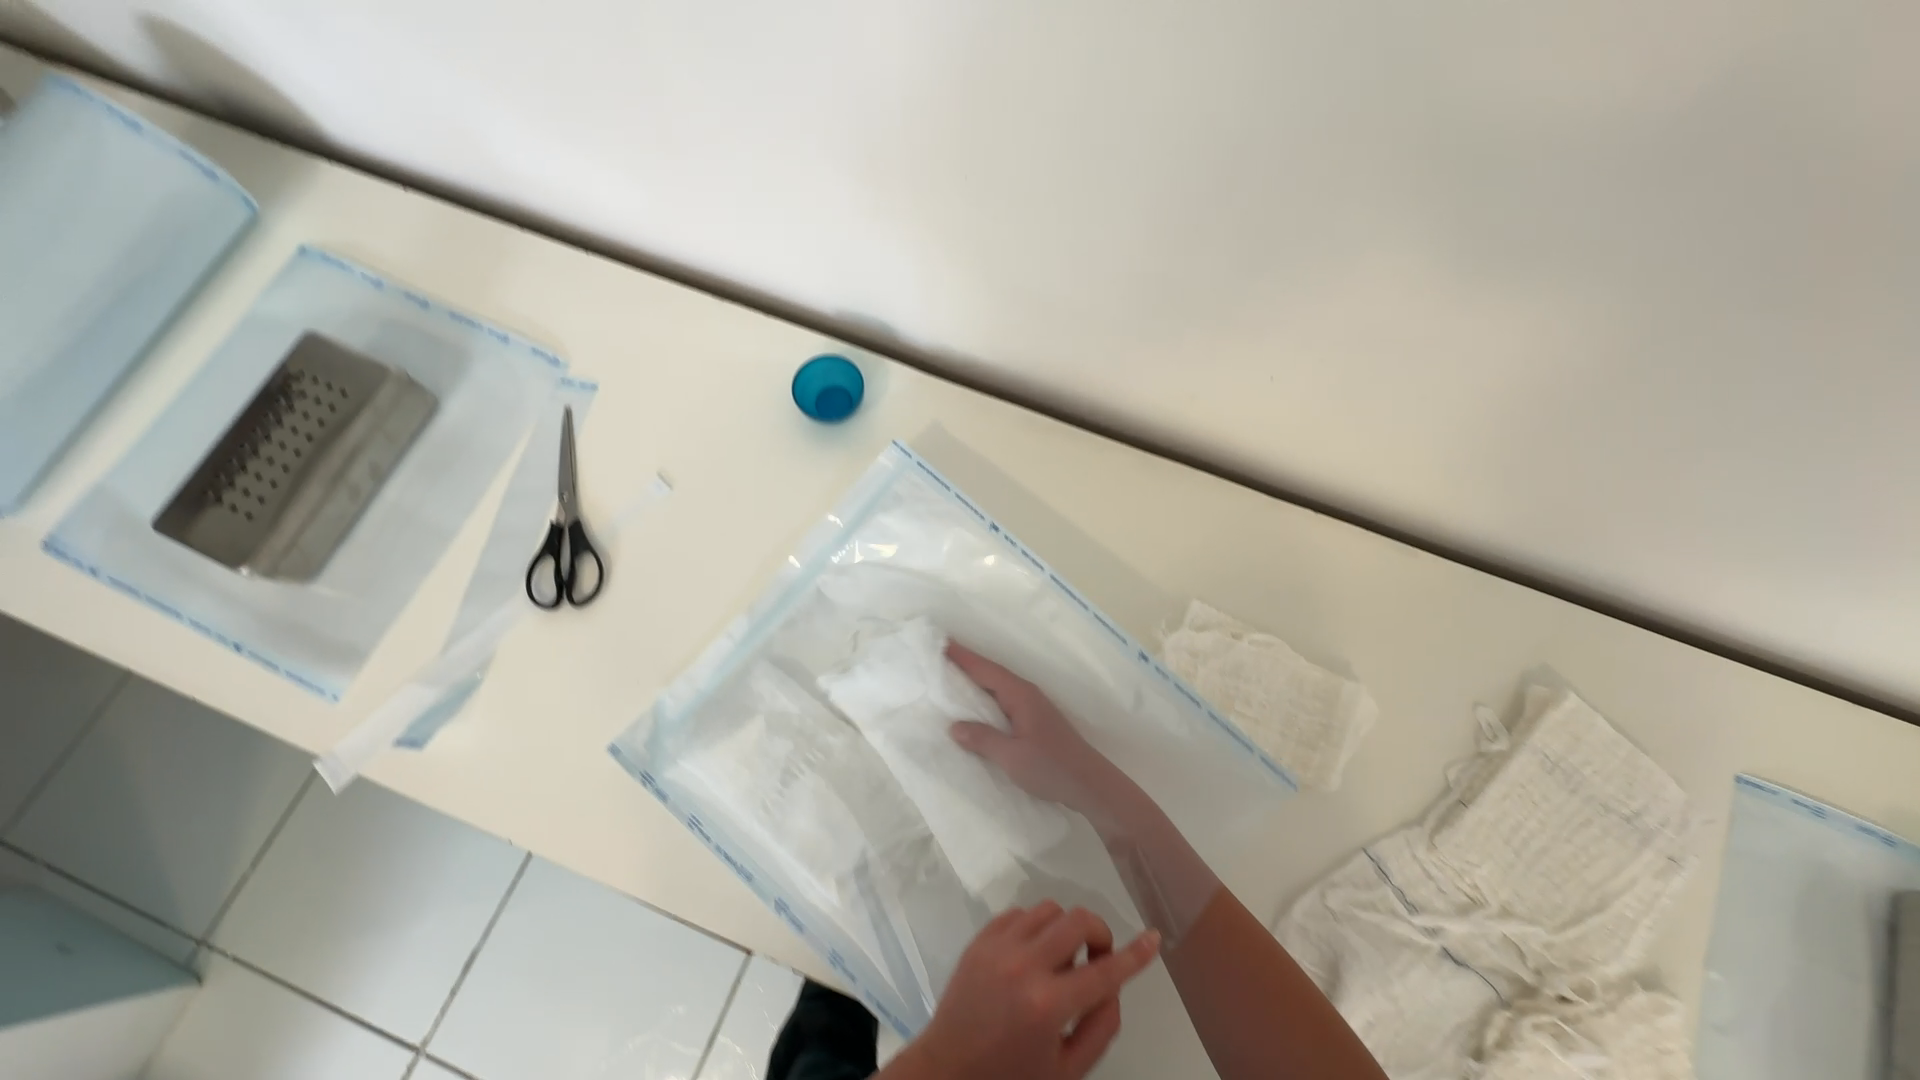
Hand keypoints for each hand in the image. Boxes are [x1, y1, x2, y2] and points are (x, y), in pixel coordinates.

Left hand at [885, 902, 1161, 1079]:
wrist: (948, 1071)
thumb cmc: (1011, 1076)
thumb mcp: (1067, 1070)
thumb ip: (1101, 1027)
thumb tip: (1113, 985)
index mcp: (1048, 1004)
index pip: (1105, 971)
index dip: (1136, 954)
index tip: (1153, 937)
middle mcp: (1024, 966)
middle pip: (1077, 920)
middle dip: (1098, 934)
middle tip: (1096, 959)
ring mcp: (998, 947)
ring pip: (1049, 910)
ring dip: (1065, 930)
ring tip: (1059, 960)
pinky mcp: (980, 940)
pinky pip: (1019, 913)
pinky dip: (1035, 928)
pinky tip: (1032, 955)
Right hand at [946, 642, 1135, 820]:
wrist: (1090, 785)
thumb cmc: (1052, 768)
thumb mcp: (1012, 757)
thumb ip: (983, 739)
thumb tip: (954, 727)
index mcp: (1020, 695)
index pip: (986, 669)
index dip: (963, 657)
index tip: (940, 642)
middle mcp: (1026, 695)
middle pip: (991, 674)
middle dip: (966, 665)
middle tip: (936, 658)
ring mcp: (1032, 708)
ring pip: (997, 688)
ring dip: (975, 683)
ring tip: (948, 681)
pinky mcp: (1034, 722)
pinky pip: (1002, 702)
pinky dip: (985, 700)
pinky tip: (974, 710)